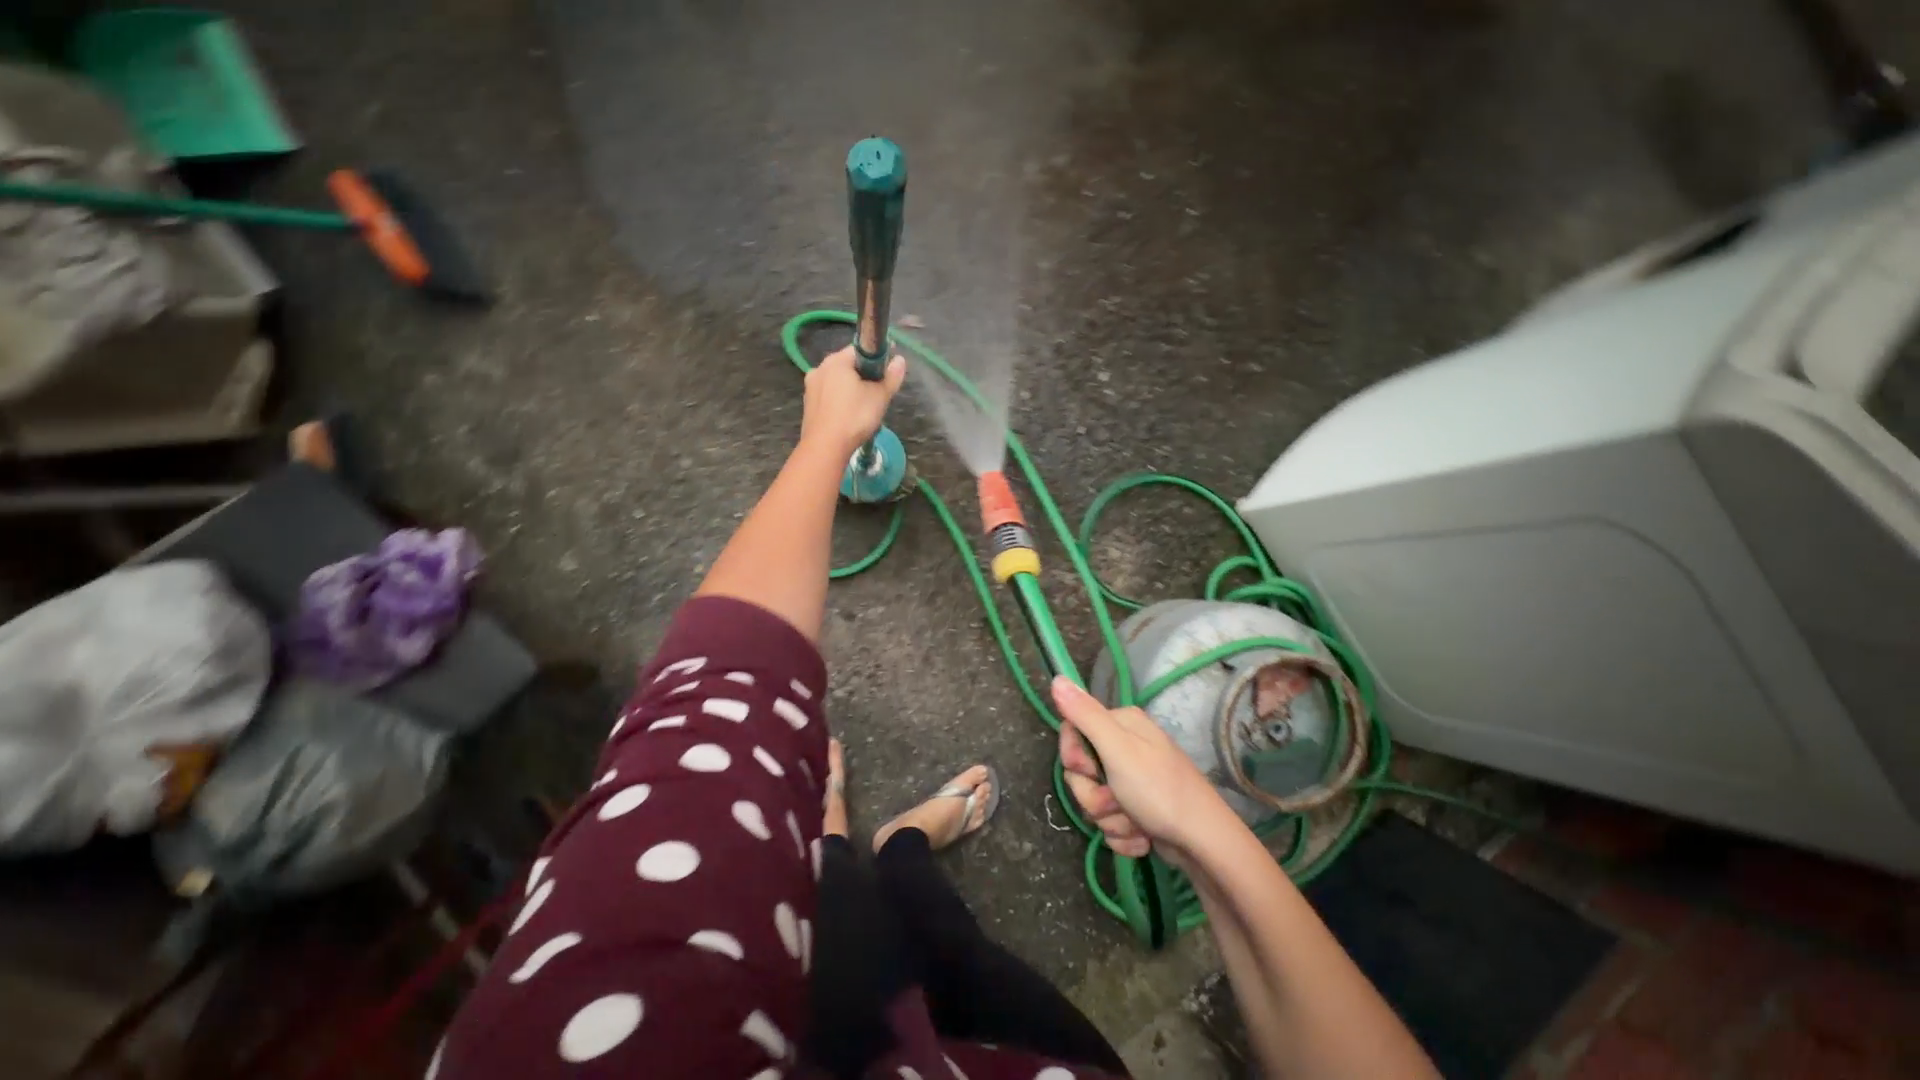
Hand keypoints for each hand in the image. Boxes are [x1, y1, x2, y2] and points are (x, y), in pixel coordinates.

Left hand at [801, 346, 905, 456]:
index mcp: (836, 361)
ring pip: (837, 383)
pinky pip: (828, 397)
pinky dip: (839, 402)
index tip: (886, 373)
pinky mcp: (808, 405)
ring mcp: (810, 388)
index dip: (876, 359)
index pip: (860, 350)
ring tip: (863, 409)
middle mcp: (819, 369)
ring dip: (850, 390)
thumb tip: (900, 360)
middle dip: (863, 376)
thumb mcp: (880, 396)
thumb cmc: (855, 417)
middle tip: (877, 394)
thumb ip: (892, 376)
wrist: (825, 447)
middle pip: (847, 366)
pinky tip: (848, 418)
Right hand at [1053, 675, 1231, 859]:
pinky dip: (1123, 835)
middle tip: (1118, 800)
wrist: (1202, 842)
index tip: (1088, 770)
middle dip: (1094, 796)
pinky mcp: (1137, 811)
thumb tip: (1057, 678)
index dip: (1073, 757)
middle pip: (1080, 772)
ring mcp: (1132, 781)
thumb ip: (1085, 715)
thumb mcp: (1118, 749)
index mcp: (1122, 724)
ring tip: (1136, 822)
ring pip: (1093, 802)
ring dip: (1111, 820)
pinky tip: (1143, 838)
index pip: (1072, 732)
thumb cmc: (1159, 791)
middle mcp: (1126, 748)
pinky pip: (1110, 824)